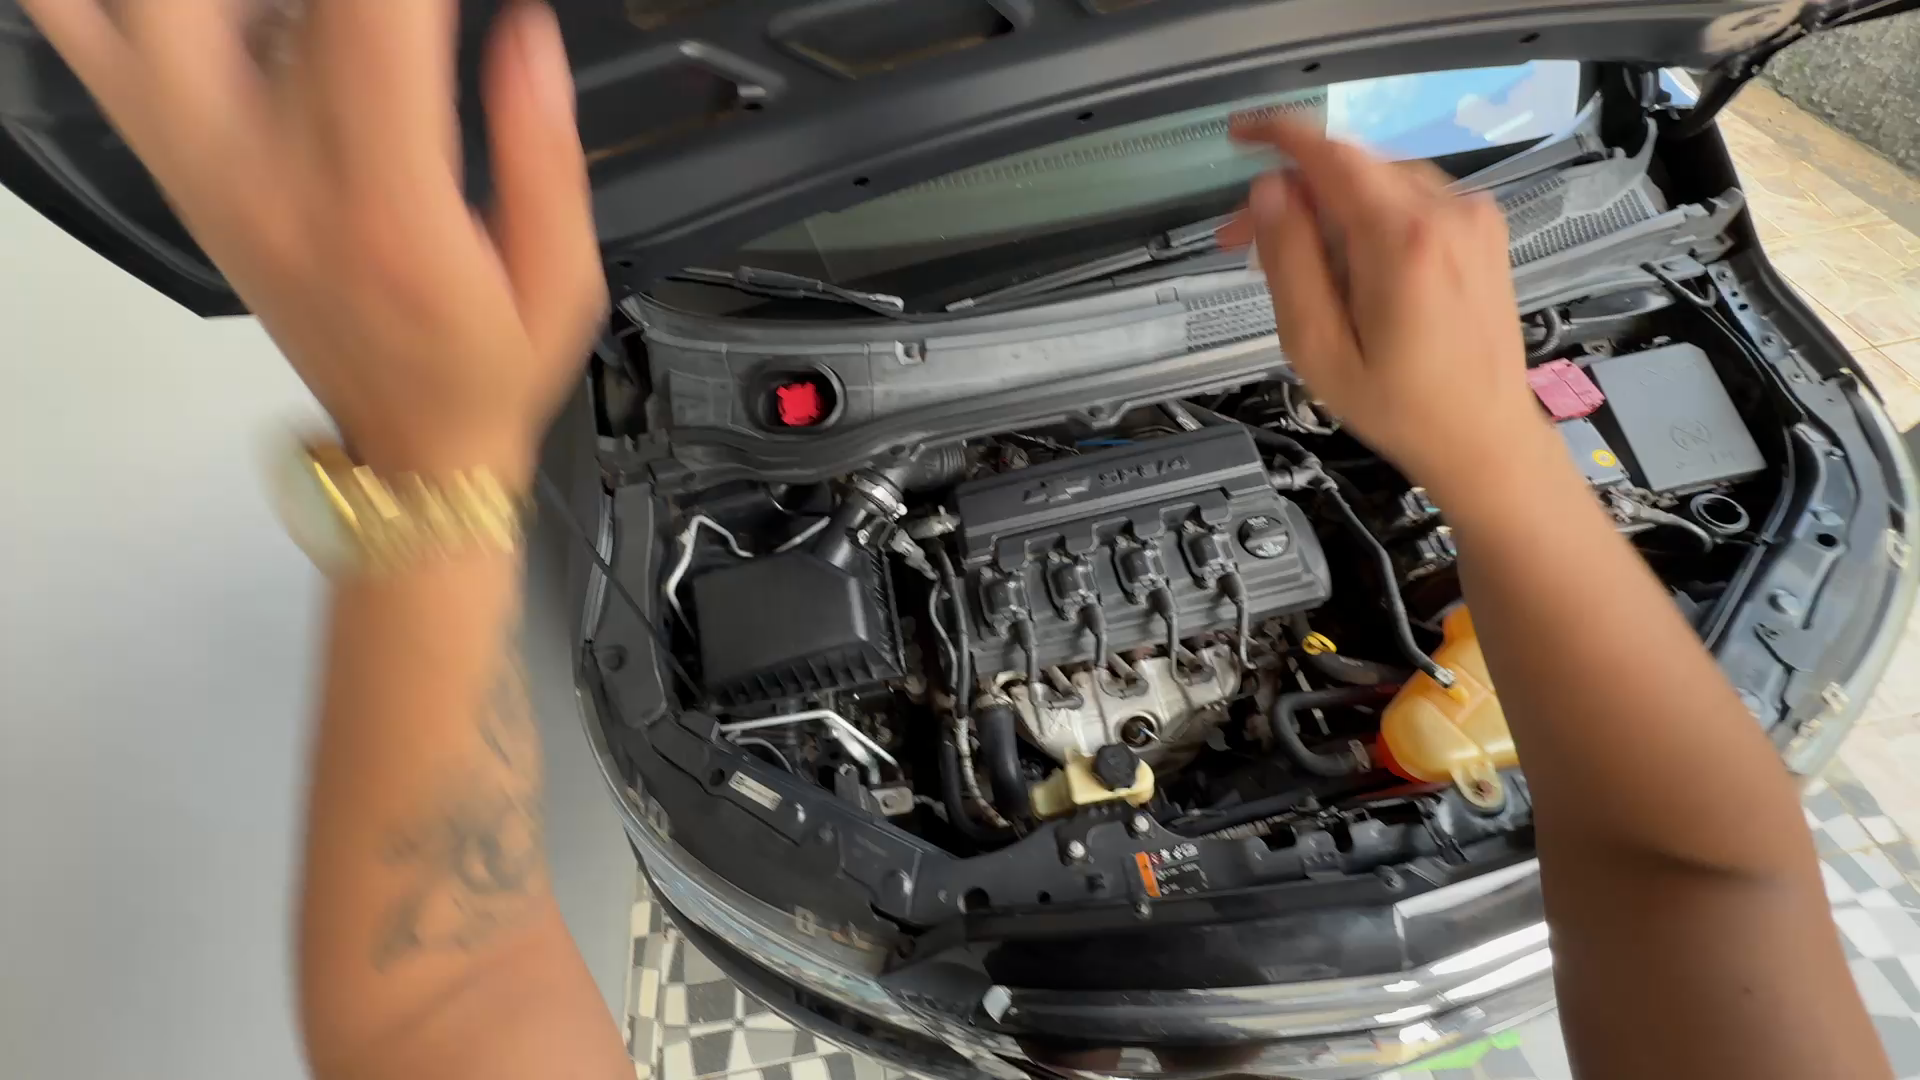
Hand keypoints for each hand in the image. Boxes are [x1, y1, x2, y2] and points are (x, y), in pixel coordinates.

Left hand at [22, 0, 607, 481]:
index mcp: (391, 213)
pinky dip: (134, 1)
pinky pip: (75, 26)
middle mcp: (275, 179)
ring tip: (335, 19)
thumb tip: (527, 39)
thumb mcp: (563, 287)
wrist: (414, 444)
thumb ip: (545, 160)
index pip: (377, 24)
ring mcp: (202, 168)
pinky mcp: (176, 170)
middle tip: (403, 9)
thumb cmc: (490, 376)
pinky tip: (229, 15)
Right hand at [1223, 117, 1551, 500]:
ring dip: (1322, 211)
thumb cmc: (1394, 405)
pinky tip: (1338, 263)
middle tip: (1238, 242)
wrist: (1480, 434)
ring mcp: (1470, 218)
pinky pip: (1406, 203)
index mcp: (1400, 241)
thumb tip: (1267, 196)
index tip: (1237, 135)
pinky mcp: (1478, 232)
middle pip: (1349, 171)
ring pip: (1375, 185)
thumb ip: (1289, 263)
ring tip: (1286, 264)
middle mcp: (1446, 212)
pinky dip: (1360, 220)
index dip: (1277, 137)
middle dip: (1288, 196)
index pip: (1330, 156)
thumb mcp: (1317, 345)